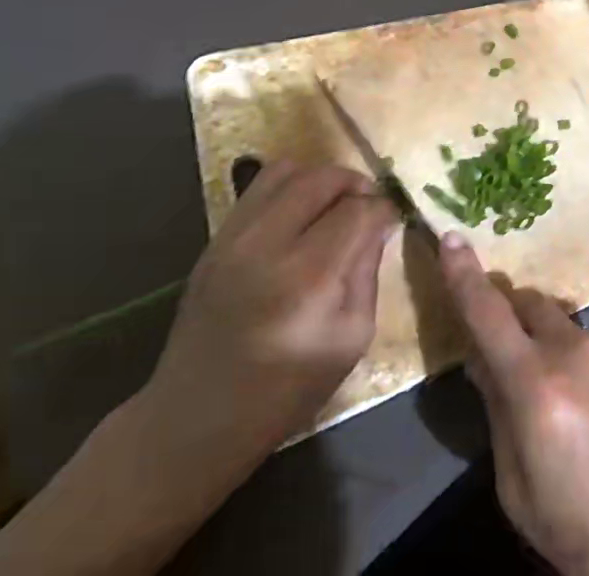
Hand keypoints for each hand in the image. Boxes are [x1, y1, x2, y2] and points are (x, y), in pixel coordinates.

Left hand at [142, 162, 397, 456]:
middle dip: (356, 183)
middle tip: (368, 205)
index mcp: (308, 277)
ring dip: (321, 179)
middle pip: (322, 178)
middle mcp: (267, 245)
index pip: (359, 210)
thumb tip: (379, 226)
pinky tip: (300, 217)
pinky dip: (289, 189)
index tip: (392, 220)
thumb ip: (367, 272)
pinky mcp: (214, 240)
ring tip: (334, 204)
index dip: (384, 209)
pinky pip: (258, 190)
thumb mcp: (351, 338)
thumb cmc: (286, 390)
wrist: (196, 417)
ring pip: (286, 170)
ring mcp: (233, 238)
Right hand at [438, 234, 588, 575]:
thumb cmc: (583, 526)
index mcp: (536, 386)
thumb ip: (498, 411)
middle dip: (515, 317)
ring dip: (561, 348)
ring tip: (579, 399)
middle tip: (515, 350)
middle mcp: (577, 349)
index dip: (463, 275)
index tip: (452, 239)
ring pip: (572, 327)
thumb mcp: (517, 485)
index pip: (486, 315)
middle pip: (532, 304)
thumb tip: (484, 361)